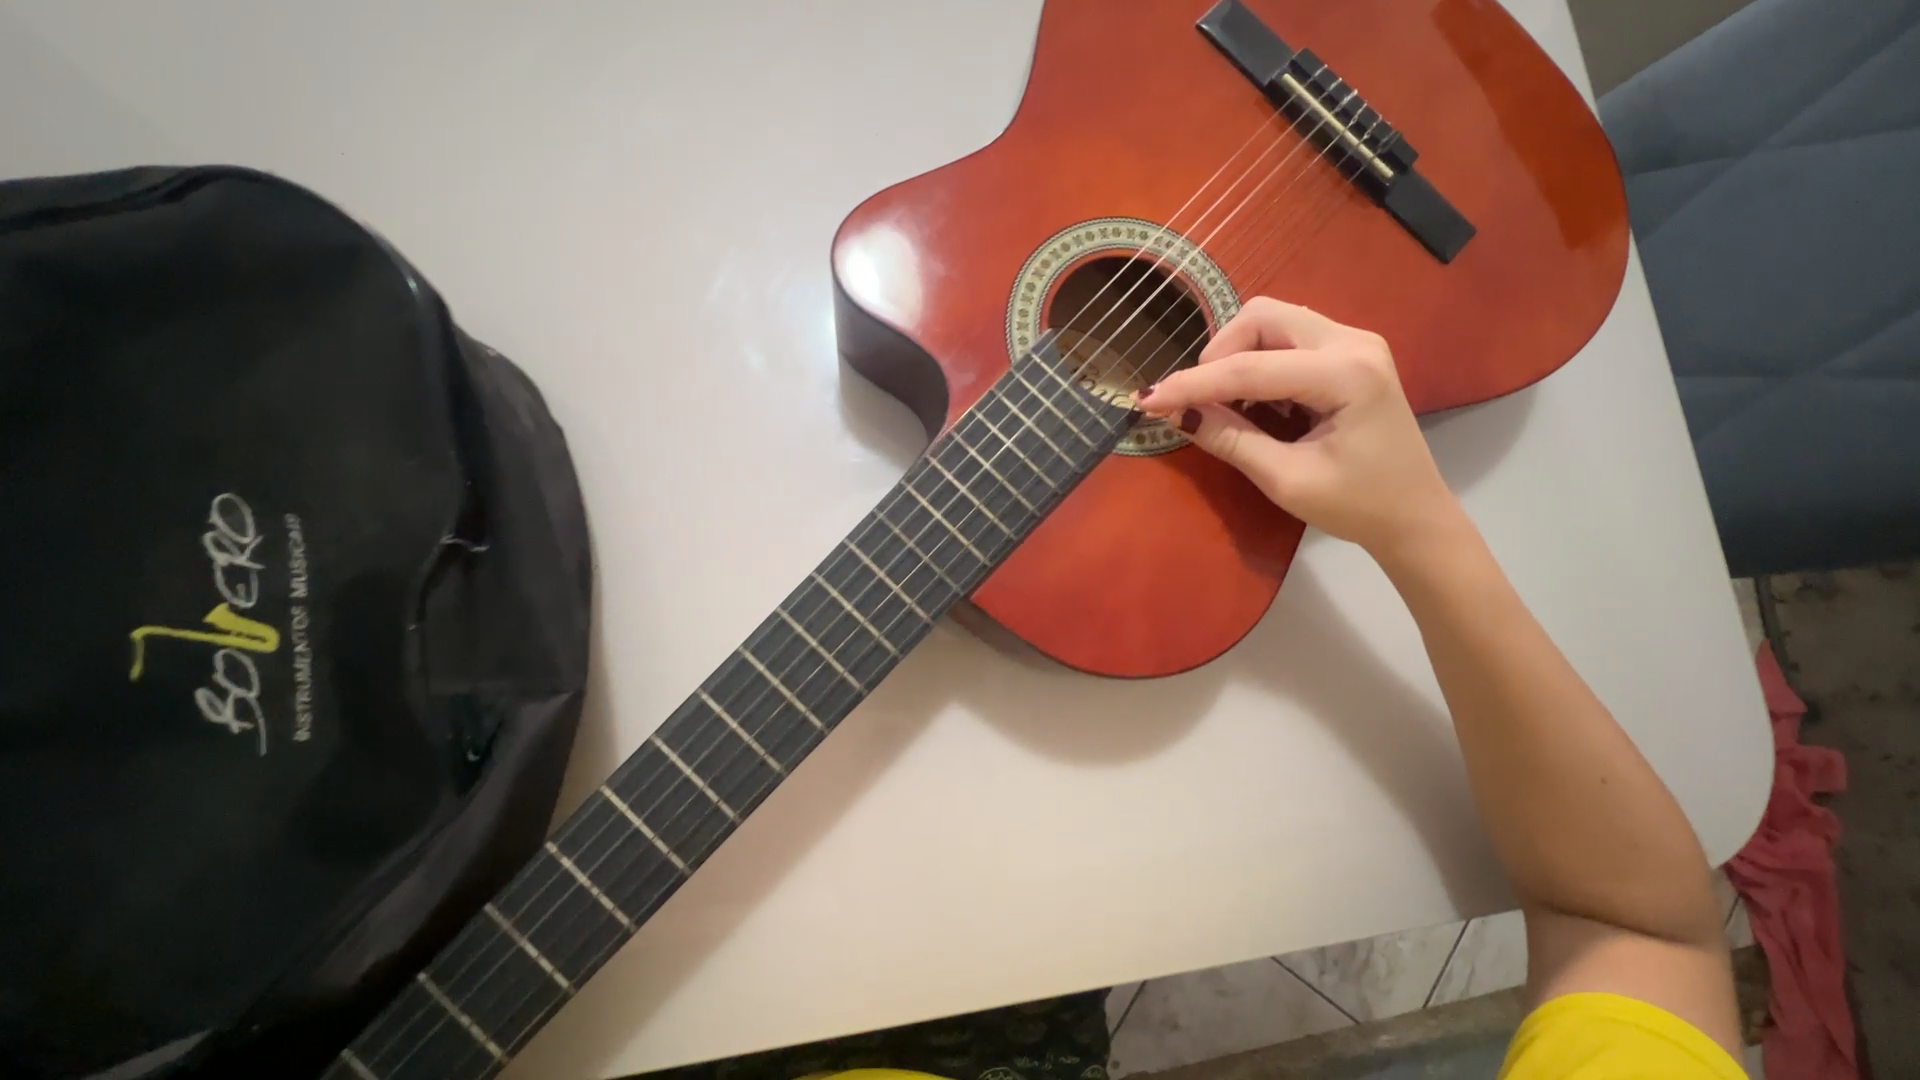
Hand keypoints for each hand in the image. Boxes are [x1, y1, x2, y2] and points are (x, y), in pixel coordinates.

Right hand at [1136, 298, 1463, 560]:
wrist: (1413, 516)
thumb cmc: (1356, 506)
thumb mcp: (1285, 480)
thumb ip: (1230, 439)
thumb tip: (1175, 413)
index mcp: (1346, 375)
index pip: (1249, 368)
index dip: (1191, 384)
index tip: (1147, 401)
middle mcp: (1352, 342)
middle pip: (1261, 317)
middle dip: (1218, 355)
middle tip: (1200, 402)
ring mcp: (1354, 342)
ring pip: (1272, 320)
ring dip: (1236, 354)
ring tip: (1226, 404)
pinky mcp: (1348, 352)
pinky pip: (1287, 337)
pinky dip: (1257, 361)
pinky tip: (1255, 402)